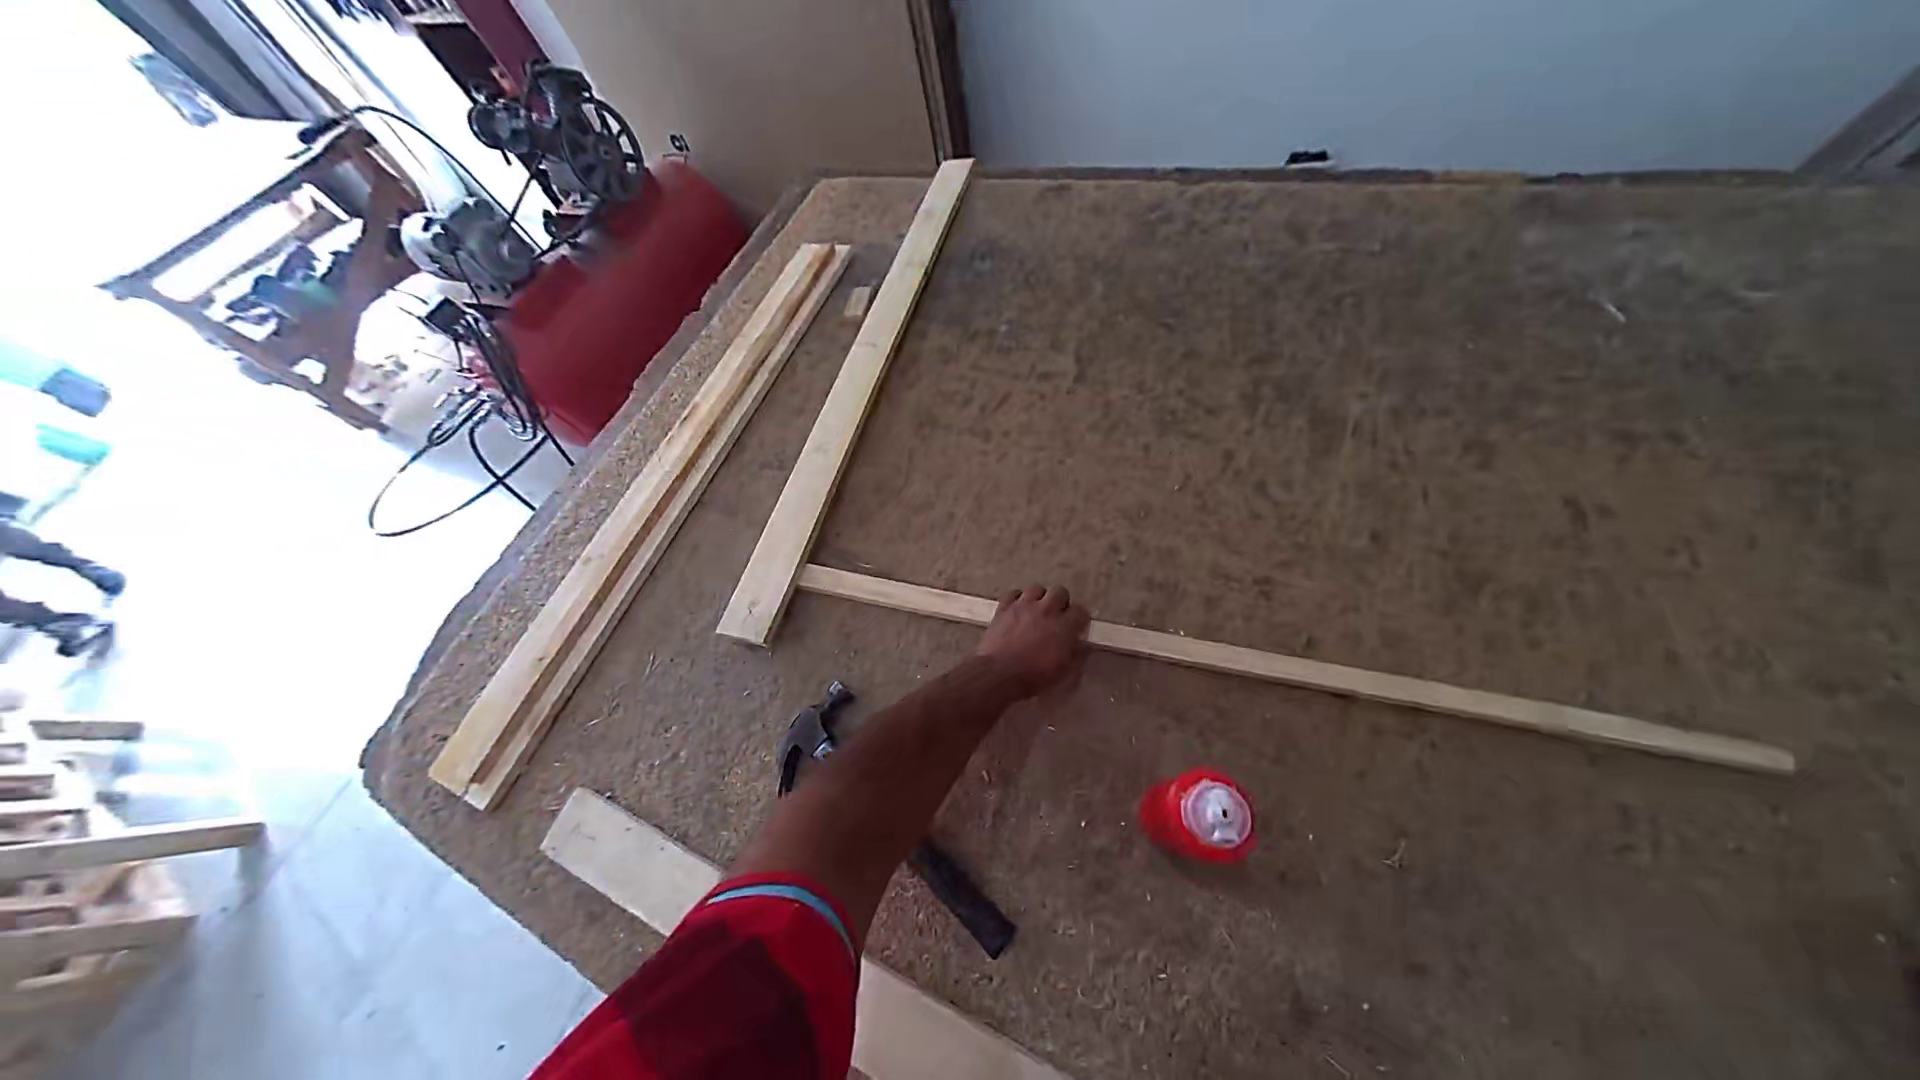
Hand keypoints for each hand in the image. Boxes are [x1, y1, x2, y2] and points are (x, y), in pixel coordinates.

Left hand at [975, 585, 1090, 697]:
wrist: (1000, 674)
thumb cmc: (1033, 677)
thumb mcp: (1064, 674)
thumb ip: (1077, 656)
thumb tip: (1082, 647)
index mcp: (1064, 626)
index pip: (1081, 611)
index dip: (1079, 619)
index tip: (1076, 627)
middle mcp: (1046, 611)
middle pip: (1060, 592)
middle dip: (1061, 602)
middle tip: (1057, 616)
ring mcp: (1023, 606)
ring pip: (1036, 588)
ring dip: (1039, 598)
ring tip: (1036, 610)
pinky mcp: (1004, 608)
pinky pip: (1012, 593)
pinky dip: (1016, 599)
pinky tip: (1017, 609)